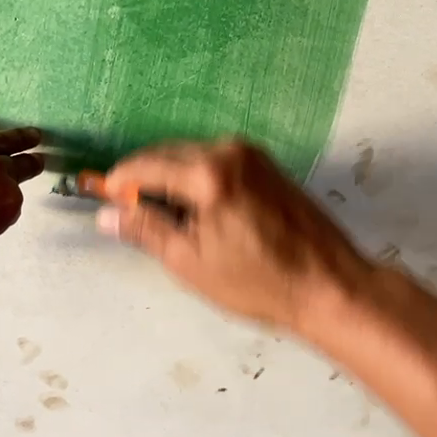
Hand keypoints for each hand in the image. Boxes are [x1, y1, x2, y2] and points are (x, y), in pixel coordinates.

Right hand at [94, 139, 365, 328]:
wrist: (331, 285)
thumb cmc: (258, 281)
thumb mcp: (191, 262)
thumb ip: (145, 230)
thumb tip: (106, 214)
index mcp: (206, 173)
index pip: (144, 165)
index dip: (119, 183)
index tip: (104, 200)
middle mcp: (227, 150)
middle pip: (166, 153)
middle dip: (143, 178)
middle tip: (130, 212)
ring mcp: (251, 153)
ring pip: (190, 154)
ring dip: (170, 176)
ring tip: (164, 215)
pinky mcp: (266, 162)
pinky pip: (215, 159)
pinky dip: (196, 176)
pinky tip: (197, 207)